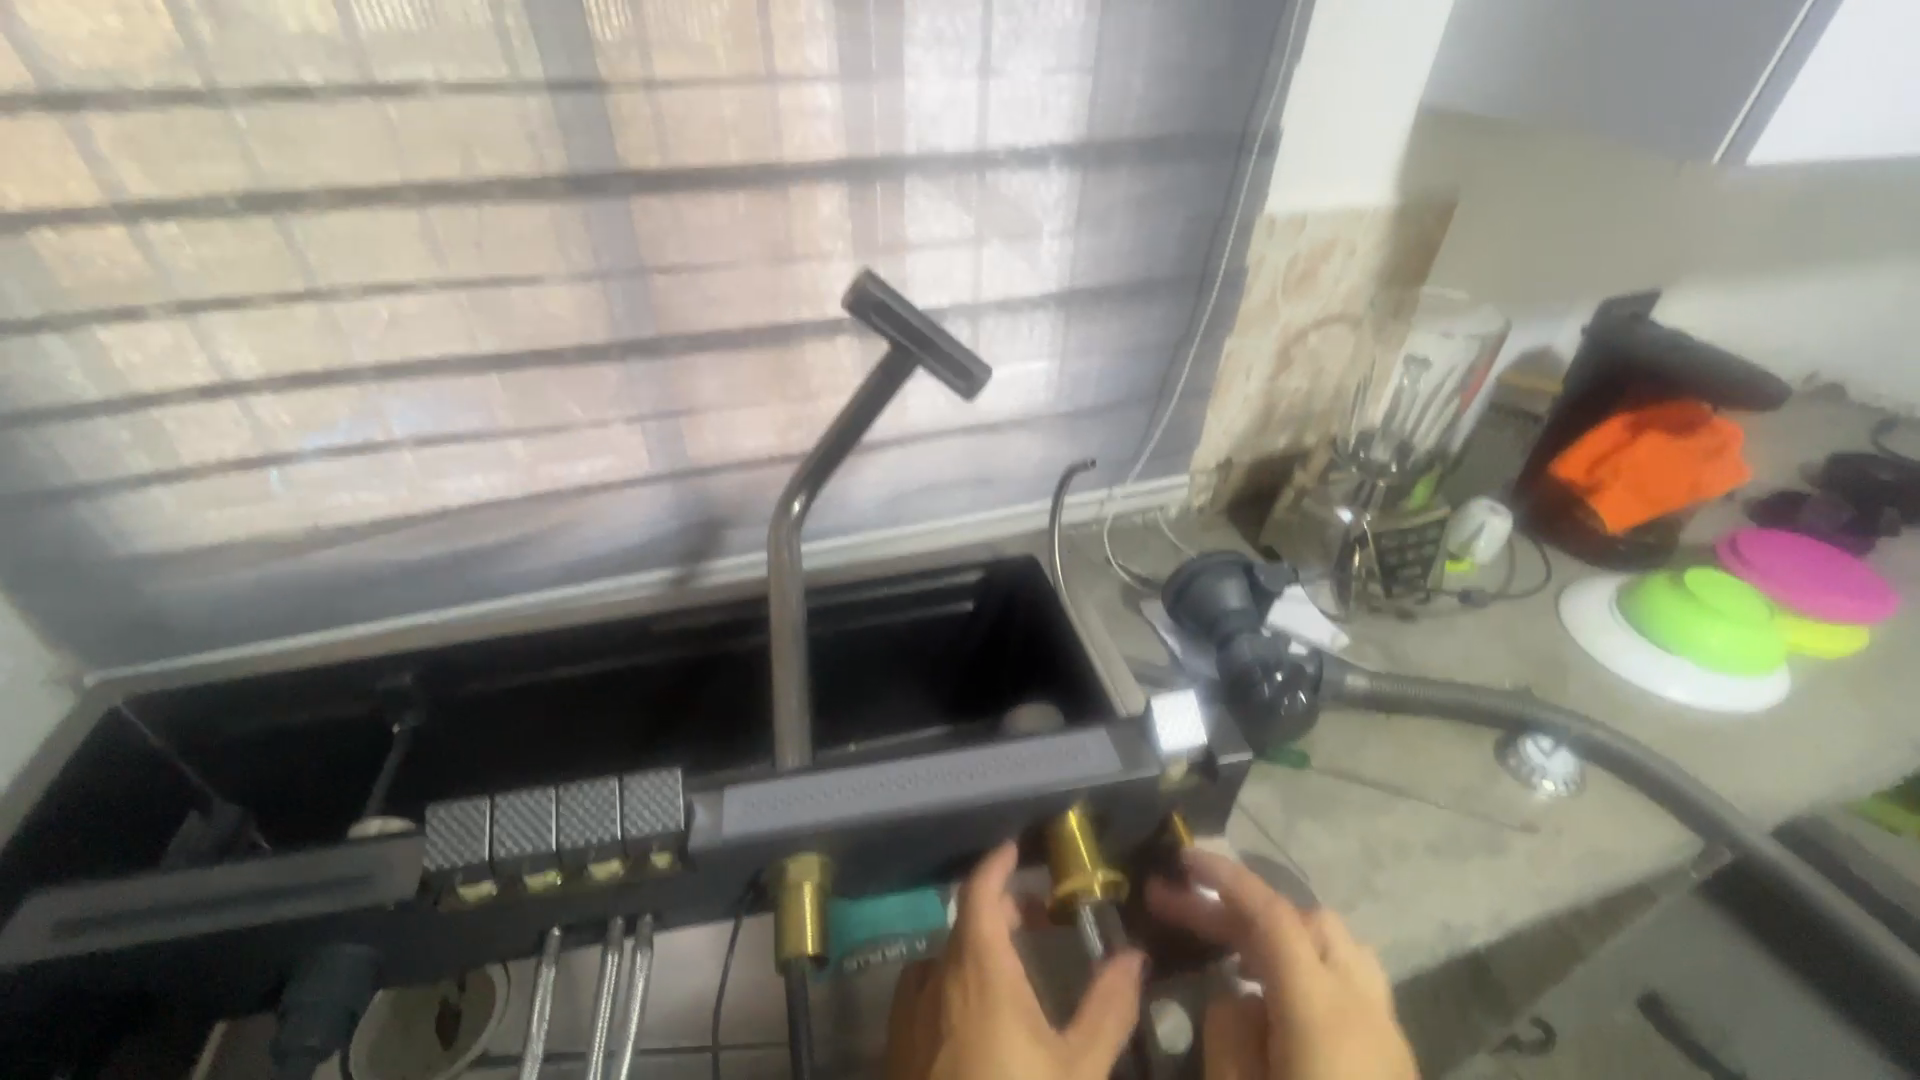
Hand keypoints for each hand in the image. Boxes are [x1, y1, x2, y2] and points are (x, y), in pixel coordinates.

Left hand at [884, 841, 1147, 1079]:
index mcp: (980, 971)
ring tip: (1012, 964)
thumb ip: (1108, 1007)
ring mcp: (910, 1014)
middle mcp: (937, 979)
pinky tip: (975, 1012)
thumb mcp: (1078, 1067)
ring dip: (976, 945)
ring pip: (943, 956)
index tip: (1015, 848)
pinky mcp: (898, 1047)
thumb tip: (1134, 957)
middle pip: (964, 922)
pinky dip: (952, 977)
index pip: (979, 894)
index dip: (995, 865)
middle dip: (1000, 908)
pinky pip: (924, 990)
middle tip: (1039, 916)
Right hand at [1147, 849, 1415, 1079]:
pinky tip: (1273, 1005)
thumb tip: (1239, 997)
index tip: (1183, 859)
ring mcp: (1387, 1031)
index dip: (1225, 879)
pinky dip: (1306, 968)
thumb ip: (1229, 1031)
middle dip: (1240, 907)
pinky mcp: (1395, 1059)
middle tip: (1181, 912)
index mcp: (1321, 1010)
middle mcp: (1363, 1004)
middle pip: (1304, 921)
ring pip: (1336, 946)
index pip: (1271, 916)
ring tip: (1231, 950)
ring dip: (1281, 933)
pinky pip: (1350, 983)